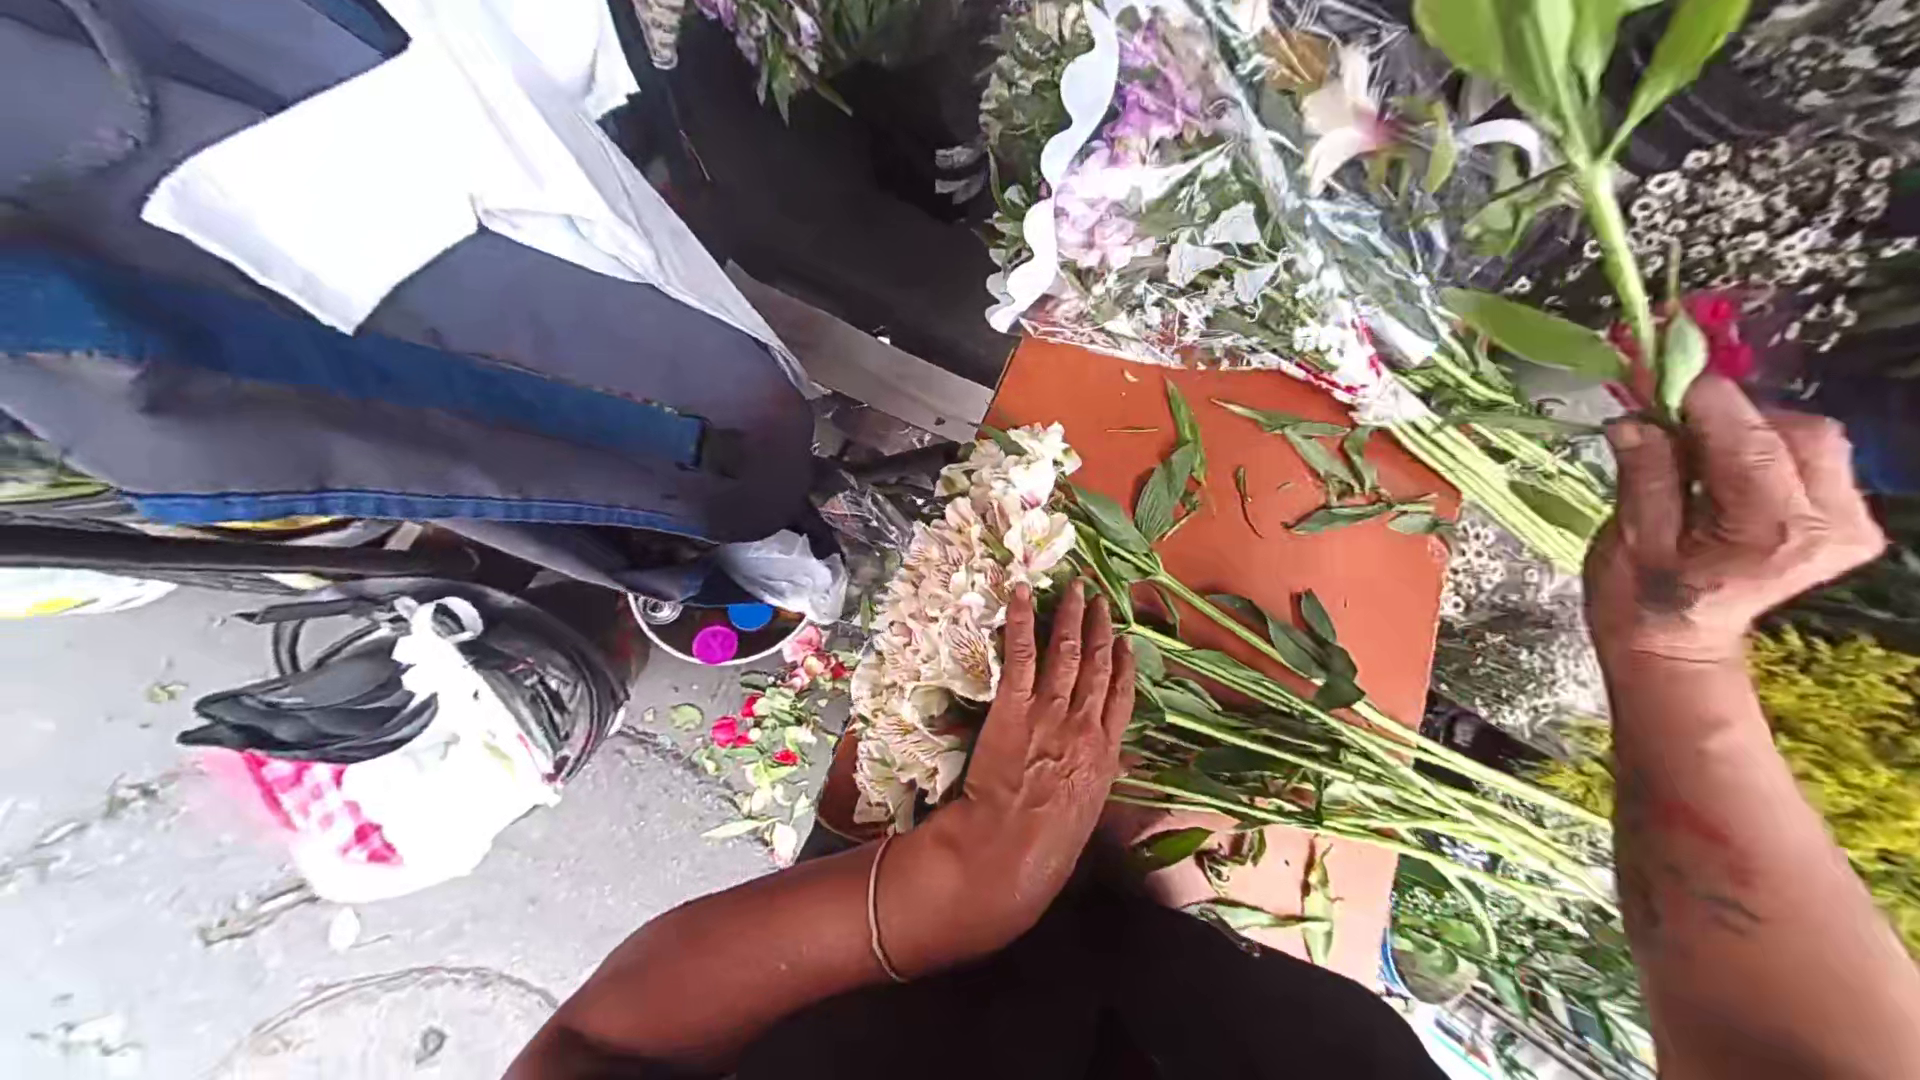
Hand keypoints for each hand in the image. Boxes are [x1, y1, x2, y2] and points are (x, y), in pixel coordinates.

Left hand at [958, 579, 1134, 907]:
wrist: (1010, 850)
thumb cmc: (1049, 843)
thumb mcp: (1089, 813)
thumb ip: (1100, 778)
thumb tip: (1111, 763)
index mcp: (1105, 752)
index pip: (1121, 696)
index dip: (1124, 664)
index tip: (1124, 641)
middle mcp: (1083, 723)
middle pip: (1097, 665)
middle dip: (1099, 627)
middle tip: (1100, 599)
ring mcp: (1049, 710)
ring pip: (1066, 651)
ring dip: (1069, 615)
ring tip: (1074, 588)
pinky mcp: (1014, 704)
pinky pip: (1021, 653)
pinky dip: (1022, 620)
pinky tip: (1022, 594)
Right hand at [1585, 374, 1884, 668]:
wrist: (1672, 640)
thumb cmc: (1640, 598)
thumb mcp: (1630, 538)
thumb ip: (1644, 475)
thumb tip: (1636, 420)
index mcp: (1774, 533)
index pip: (1746, 444)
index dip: (1705, 399)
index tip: (1664, 368)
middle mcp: (1834, 522)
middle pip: (1798, 432)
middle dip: (1729, 413)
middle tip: (1665, 409)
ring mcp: (1850, 521)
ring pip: (1810, 439)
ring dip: (1744, 427)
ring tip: (1684, 438)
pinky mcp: (1843, 517)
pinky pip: (1809, 458)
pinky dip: (1758, 446)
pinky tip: (1712, 459)